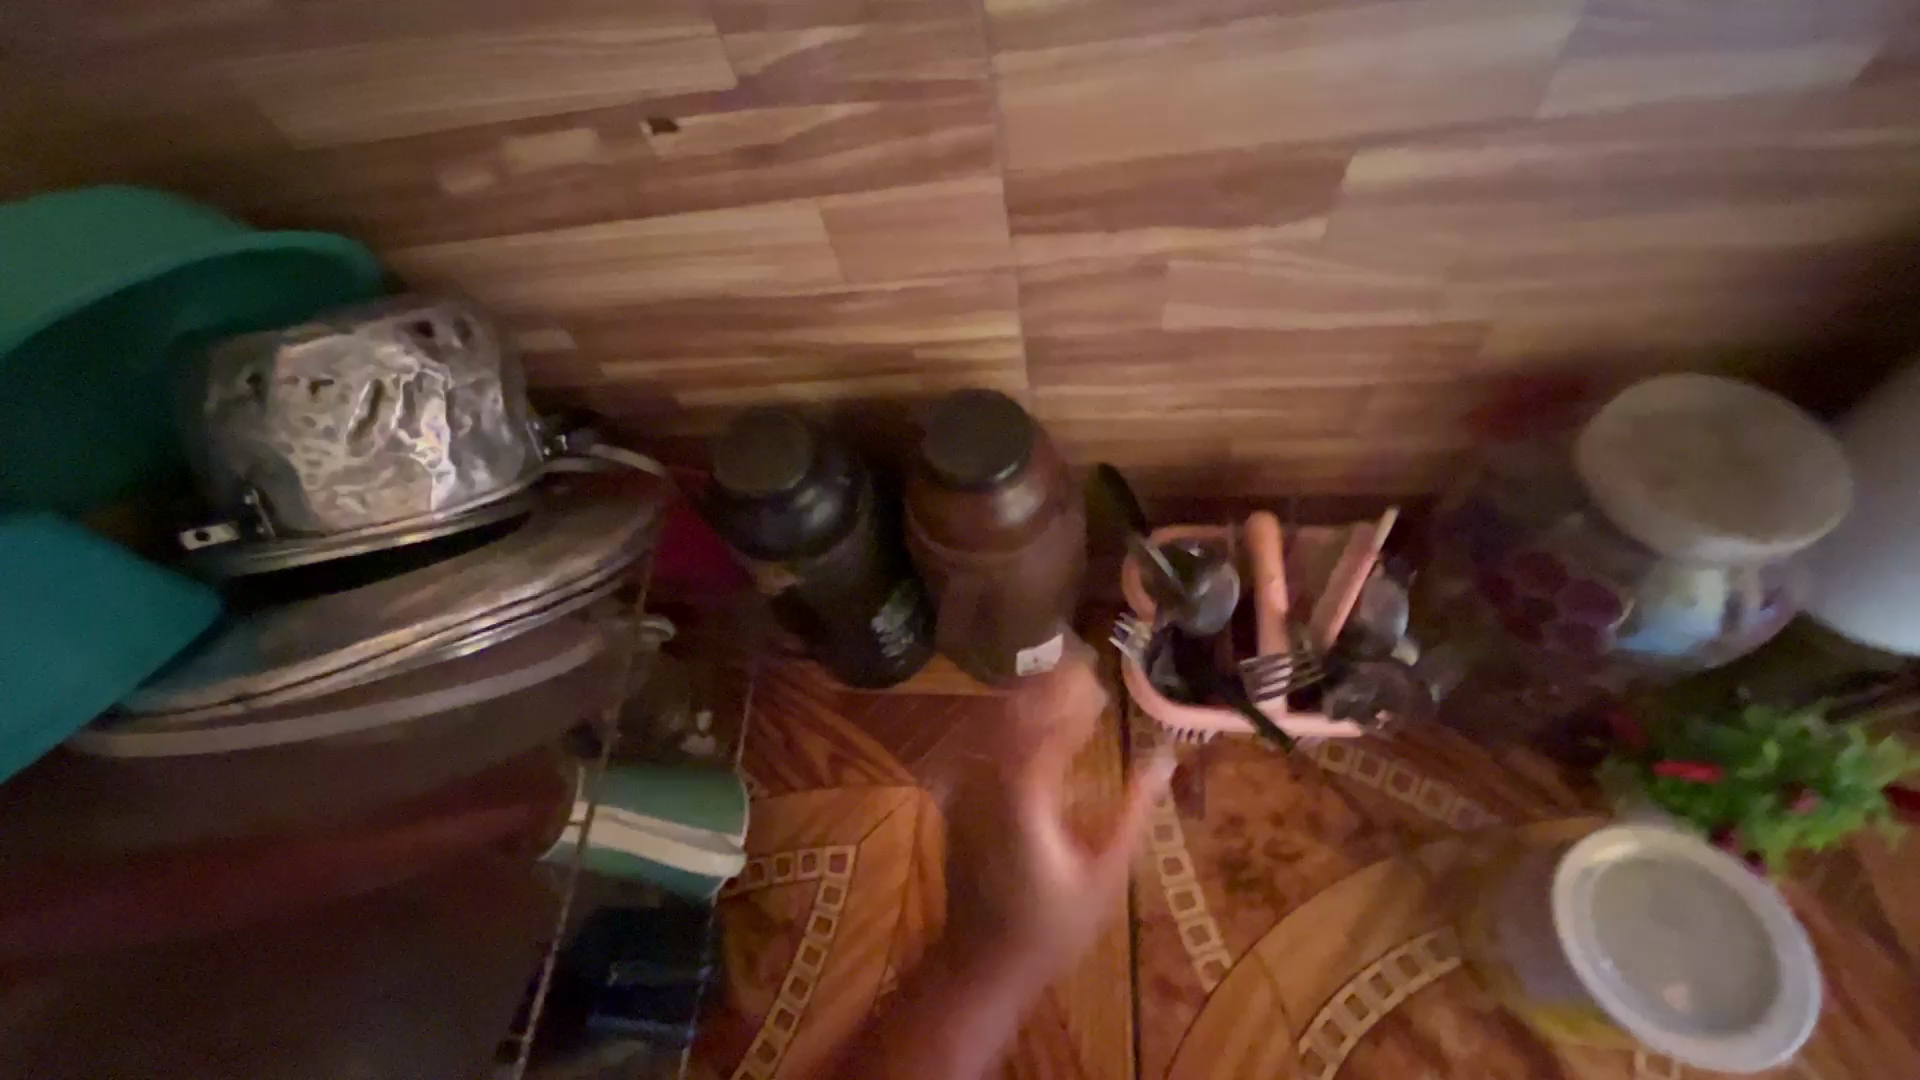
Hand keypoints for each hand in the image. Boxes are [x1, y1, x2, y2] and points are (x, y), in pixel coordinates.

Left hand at [944, 643, 1174, 987]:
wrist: (981, 962)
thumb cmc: (1052, 927)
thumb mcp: (1105, 875)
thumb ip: (1134, 812)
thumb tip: (1163, 761)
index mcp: (1028, 798)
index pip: (1050, 727)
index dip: (1072, 698)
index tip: (1097, 680)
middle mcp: (990, 781)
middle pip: (1015, 714)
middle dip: (1047, 687)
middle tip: (1080, 669)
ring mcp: (967, 788)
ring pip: (993, 724)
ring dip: (1025, 699)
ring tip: (1058, 685)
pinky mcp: (957, 798)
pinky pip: (979, 744)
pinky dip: (1005, 722)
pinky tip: (1025, 718)